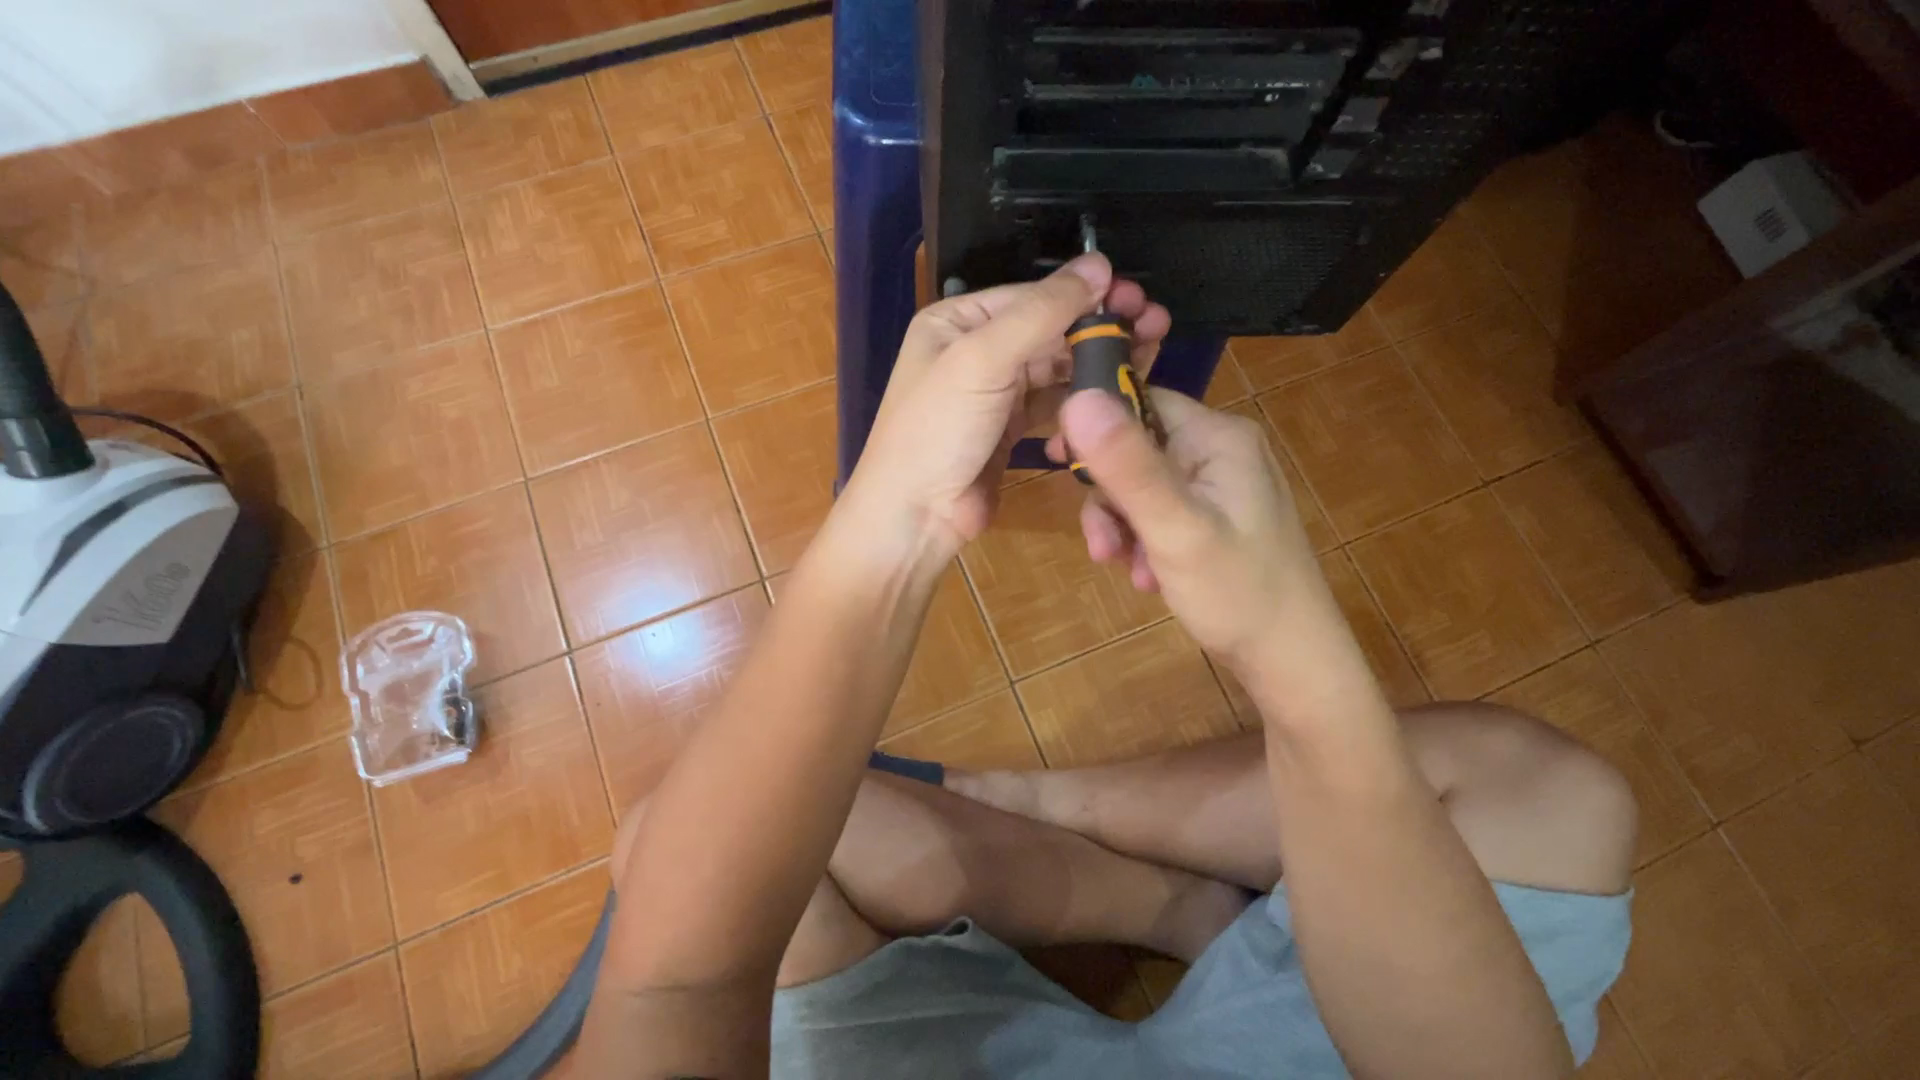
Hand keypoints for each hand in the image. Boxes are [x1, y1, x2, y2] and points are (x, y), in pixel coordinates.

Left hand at [842, 254, 1169, 555]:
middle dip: (1100, 330)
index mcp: (957, 321)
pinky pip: (1054, 405)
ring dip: (1099, 364)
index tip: (1138, 298)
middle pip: (1050, 330)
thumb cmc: (937, 431)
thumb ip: (1041, 312)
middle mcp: (975, 350)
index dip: (1086, 296)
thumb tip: (1099, 265)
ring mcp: (994, 392)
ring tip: (1149, 357)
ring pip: (1057, 368)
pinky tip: (1115, 400)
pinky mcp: (1011, 430)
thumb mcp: (982, 360)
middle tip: (1156, 326)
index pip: (1032, 297)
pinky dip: (1081, 402)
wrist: (914, 517)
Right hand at [1052, 388, 1327, 667]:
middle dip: (1111, 499)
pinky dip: (1146, 543)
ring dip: (1125, 528)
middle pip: (1137, 450)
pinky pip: (1161, 513)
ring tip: (1133, 571)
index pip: (1141, 402)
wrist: (1292, 661)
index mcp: (1219, 437)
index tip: (1058, 461)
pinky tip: (1150, 577)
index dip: (1096, 428)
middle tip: (1105, 548)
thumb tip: (1076, 397)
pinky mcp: (1218, 518)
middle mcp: (1222, 451)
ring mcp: (1222, 486)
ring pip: (1143, 488)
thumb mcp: (1174, 528)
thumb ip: (1127, 466)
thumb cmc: (1237, 593)